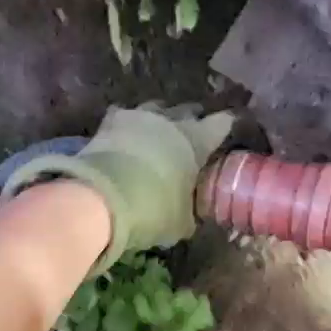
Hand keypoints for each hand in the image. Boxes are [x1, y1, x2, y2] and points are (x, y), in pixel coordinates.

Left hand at [2, 104, 233, 272]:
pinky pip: (123, 116)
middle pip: (188, 110)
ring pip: (156, 108)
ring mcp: (139, 115)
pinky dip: (126, 125)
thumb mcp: (182, 222)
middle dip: (192, 120)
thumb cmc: (153, 210)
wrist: (102, 198)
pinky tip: (124, 137)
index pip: (222, 122)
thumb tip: (190, 215)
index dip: (226, 125)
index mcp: (198, 139)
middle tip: (191, 136)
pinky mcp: (109, 121)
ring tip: (158, 133)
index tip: (228, 130)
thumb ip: (190, 212)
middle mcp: (172, 120)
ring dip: (159, 119)